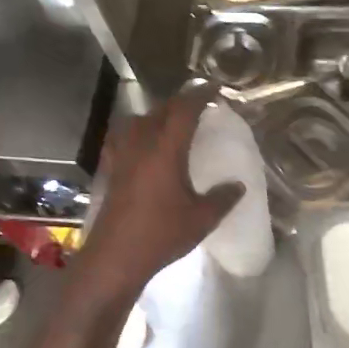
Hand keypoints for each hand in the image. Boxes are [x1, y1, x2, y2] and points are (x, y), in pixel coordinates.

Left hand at [78, 88, 244, 301]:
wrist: (116, 257)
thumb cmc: (161, 235)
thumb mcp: (201, 219)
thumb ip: (223, 198)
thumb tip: (238, 185)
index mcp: (165, 149)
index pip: (184, 110)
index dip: (200, 96)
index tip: (214, 90)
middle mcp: (141, 144)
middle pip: (160, 111)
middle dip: (180, 104)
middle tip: (198, 107)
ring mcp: (121, 156)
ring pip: (139, 122)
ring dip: (157, 116)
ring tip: (172, 125)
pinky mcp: (111, 170)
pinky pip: (124, 139)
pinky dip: (137, 133)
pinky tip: (143, 146)